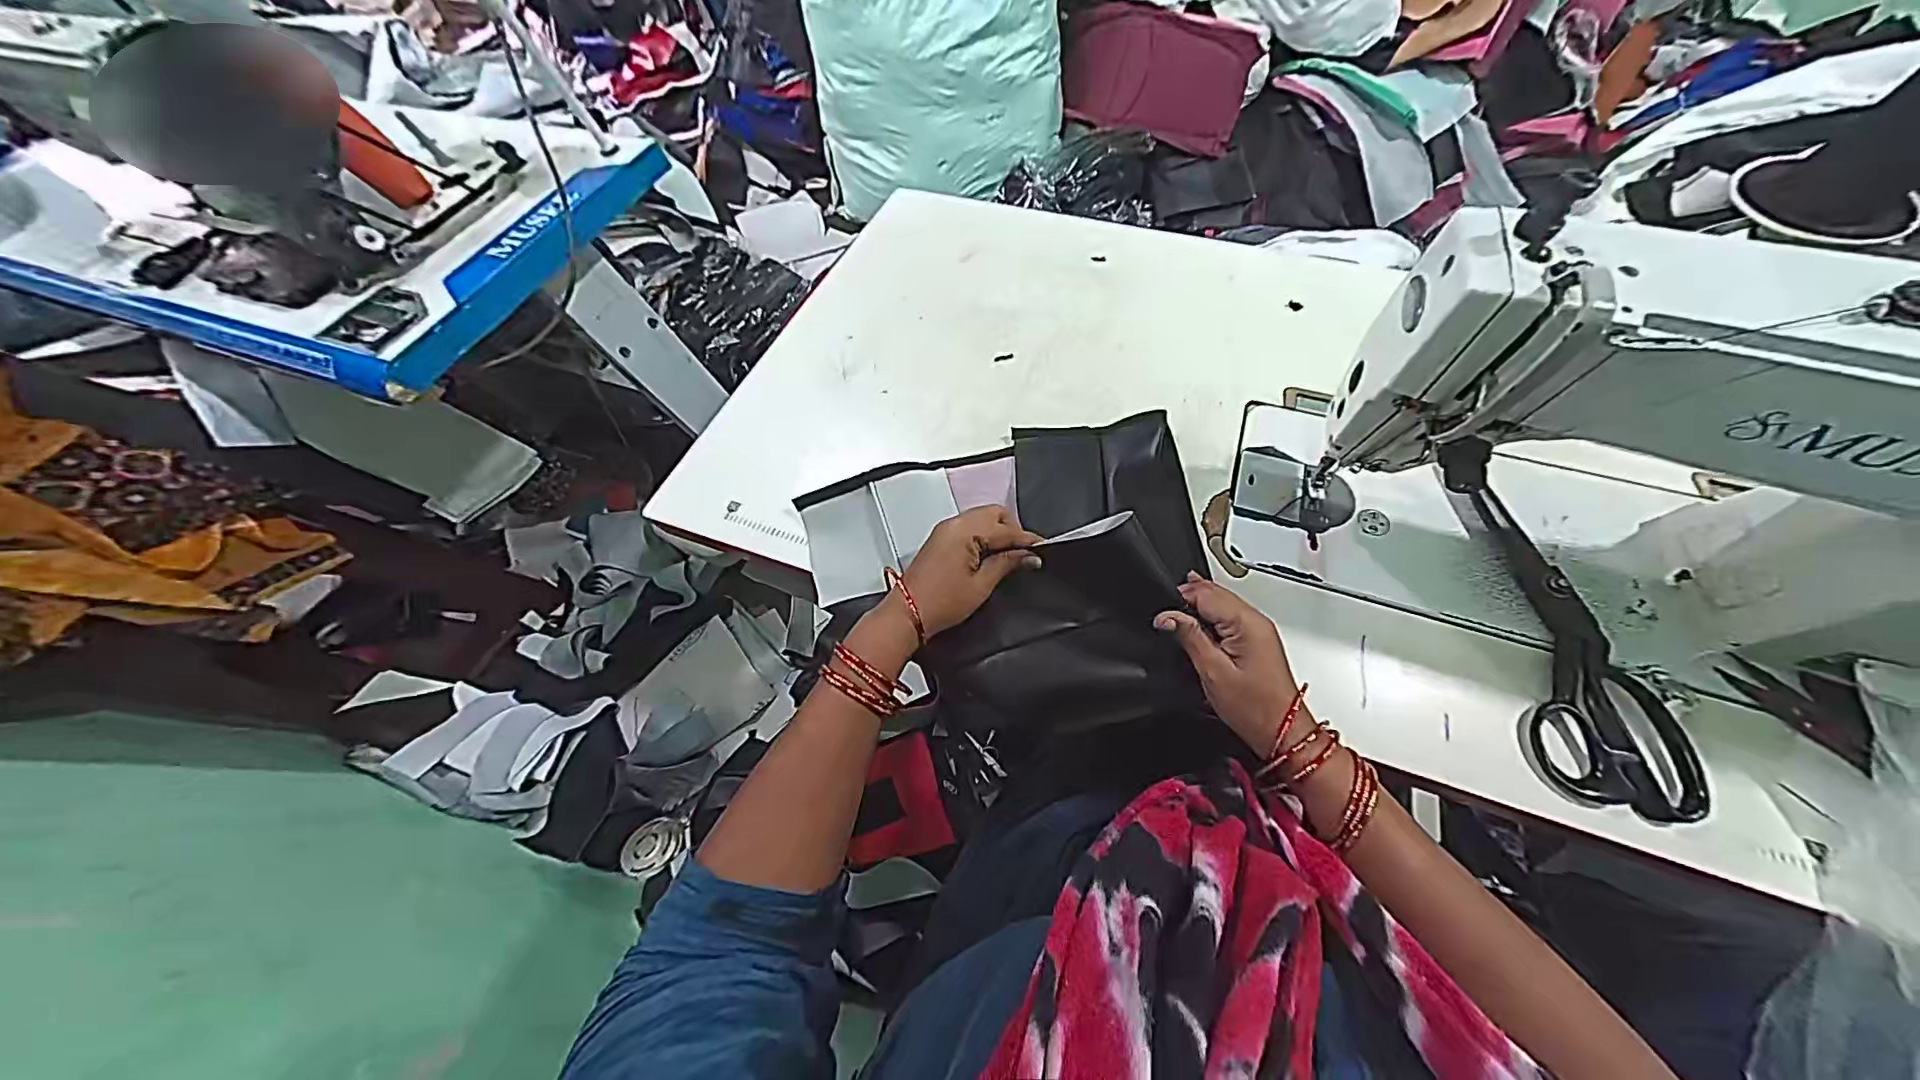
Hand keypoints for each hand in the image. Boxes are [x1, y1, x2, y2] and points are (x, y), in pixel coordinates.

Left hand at [900, 505, 1044, 637]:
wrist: (907, 614)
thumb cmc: (938, 603)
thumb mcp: (981, 585)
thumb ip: (1006, 564)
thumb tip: (1028, 556)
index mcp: (964, 531)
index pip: (1005, 528)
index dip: (1027, 539)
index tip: (1041, 549)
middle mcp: (953, 524)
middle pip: (994, 514)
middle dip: (1012, 530)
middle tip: (1024, 554)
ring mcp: (945, 530)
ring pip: (981, 518)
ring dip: (997, 532)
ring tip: (1008, 557)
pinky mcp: (940, 539)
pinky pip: (968, 527)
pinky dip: (983, 536)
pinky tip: (990, 556)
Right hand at [1155, 572, 1304, 754]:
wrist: (1281, 731)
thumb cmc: (1255, 708)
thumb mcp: (1212, 671)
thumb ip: (1189, 637)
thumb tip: (1167, 617)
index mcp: (1247, 623)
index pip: (1206, 593)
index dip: (1179, 600)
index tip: (1162, 618)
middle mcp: (1256, 620)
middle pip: (1215, 592)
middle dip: (1188, 599)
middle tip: (1165, 617)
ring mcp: (1258, 629)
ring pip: (1221, 602)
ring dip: (1198, 608)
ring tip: (1177, 620)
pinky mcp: (1256, 639)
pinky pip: (1228, 616)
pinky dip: (1210, 618)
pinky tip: (1198, 626)